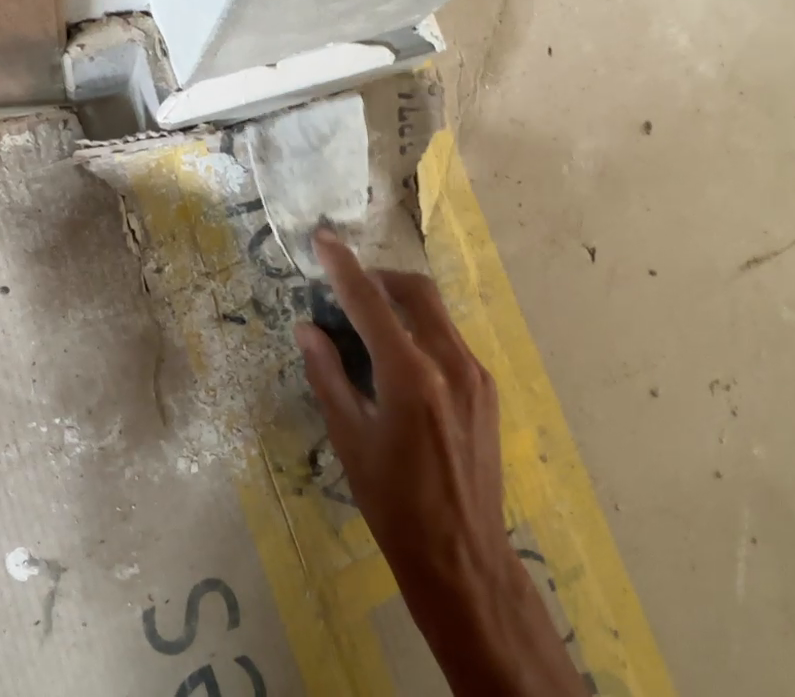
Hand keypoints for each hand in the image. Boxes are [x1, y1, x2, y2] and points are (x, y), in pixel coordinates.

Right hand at [295, 232, 584, 696]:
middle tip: (347, 288)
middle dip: (379, 278)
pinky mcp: (487, 389)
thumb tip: (308, 330)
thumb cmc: (393, 503)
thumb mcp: (349, 439)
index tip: (323, 239)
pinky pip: (450, 340)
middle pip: (415, 291)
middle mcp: (450, 363)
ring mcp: (476, 375)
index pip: (370, 303)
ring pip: (436, 313)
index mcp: (409, 376)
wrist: (462, 554)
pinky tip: (399, 360)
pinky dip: (420, 331)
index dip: (343, 267)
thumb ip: (328, 376)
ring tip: (368, 324)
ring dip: (401, 304)